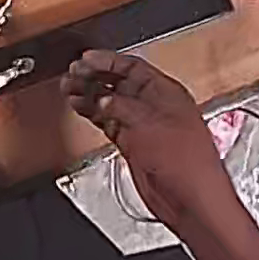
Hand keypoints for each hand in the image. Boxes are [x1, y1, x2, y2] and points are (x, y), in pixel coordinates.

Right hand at [62, 50, 235, 227]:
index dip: (107, 61)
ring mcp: (142, 125)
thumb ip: (120, 107)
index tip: (85, 59)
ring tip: (68, 88)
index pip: (131, 67)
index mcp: (165, 92)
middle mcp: (153, 106)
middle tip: (72, 73)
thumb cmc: (186, 162)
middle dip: (93, 76)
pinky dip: (92, 113)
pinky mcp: (133, 143)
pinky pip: (108, 121)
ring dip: (88, 94)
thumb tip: (99, 98)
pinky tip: (79, 107)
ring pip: (109, 102)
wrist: (190, 200)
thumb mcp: (148, 123)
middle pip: (118, 82)